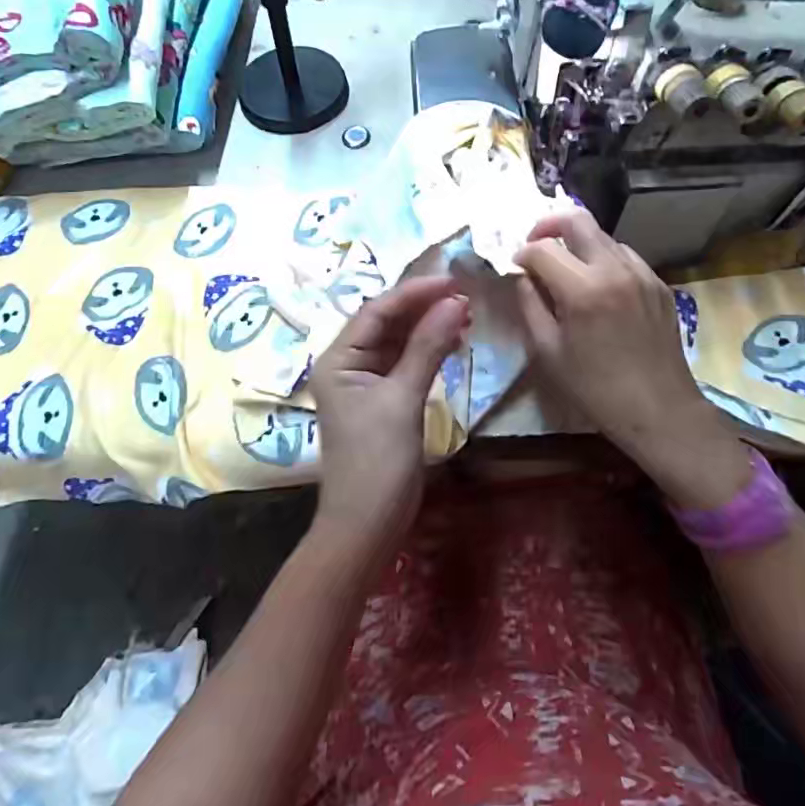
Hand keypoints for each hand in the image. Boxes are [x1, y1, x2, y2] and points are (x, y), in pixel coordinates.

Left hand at [308, 275, 467, 544]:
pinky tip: (454, 342)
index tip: (453, 281)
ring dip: (429, 327)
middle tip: (465, 296)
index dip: (414, 292)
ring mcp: (366, 383)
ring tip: (466, 315)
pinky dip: (429, 351)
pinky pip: (406, 364)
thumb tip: (456, 302)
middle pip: (387, 323)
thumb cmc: (377, 462)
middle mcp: (347, 364)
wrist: (367, 524)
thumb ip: (427, 348)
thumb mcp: (403, 400)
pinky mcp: (384, 400)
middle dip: (424, 308)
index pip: (377, 311)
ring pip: (399, 342)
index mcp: (338, 359)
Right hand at [515, 209, 752, 508]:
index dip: (522, 253)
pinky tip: (598, 286)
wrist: (659, 410)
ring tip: (567, 270)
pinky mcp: (659, 284)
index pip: (542, 248)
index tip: (516, 267)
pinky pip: (625, 256)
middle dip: (548, 226)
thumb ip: (530, 305)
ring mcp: (642, 273)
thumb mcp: (548, 352)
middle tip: (535, 246)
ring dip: (578, 244)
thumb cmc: (595, 388)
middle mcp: (615, 270)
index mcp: (583, 290)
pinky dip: (604, 260)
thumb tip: (523, 277)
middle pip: (577, 220)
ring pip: (603, 236)